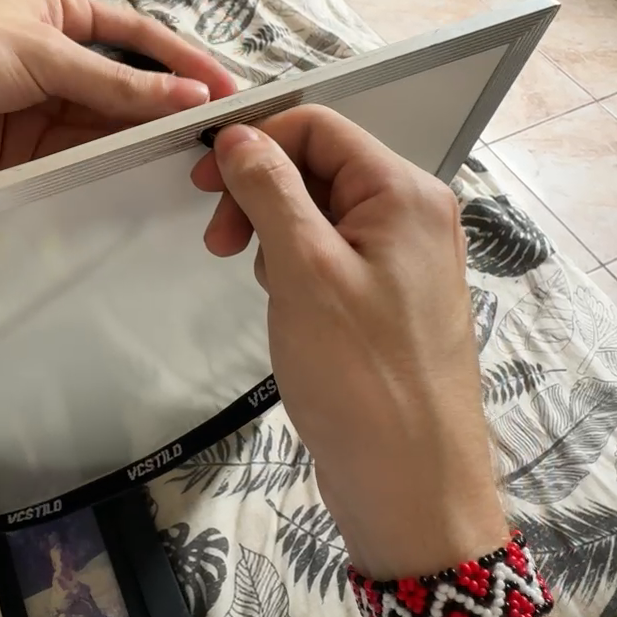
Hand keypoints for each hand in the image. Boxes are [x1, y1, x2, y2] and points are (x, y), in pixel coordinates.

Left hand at [0, 0, 236, 177]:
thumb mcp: (44, 53)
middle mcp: (58, 58)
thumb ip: (116, 84)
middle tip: (216, 129)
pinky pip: (79, 152)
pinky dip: (107, 159)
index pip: (137, 38)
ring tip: (189, 151)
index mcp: (62, 16)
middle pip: (126, 83)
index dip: (183, 60)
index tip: (225, 85)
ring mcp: (44, 105)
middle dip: (166, 103)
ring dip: (141, 134)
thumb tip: (188, 97)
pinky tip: (140, 165)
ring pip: (106, 121)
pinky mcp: (27, 148)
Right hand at [190, 106, 504, 580]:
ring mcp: (399, 255)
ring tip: (256, 276)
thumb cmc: (361, 375)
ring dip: (270, 227)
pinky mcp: (384, 292)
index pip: (316, 127)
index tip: (205, 181)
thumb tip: (237, 134)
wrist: (411, 489)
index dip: (256, 141)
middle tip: (219, 240)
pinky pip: (327, 247)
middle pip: (315, 164)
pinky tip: (281, 295)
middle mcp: (409, 213)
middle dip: (258, 191)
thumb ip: (269, 189)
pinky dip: (291, 259)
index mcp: (403, 193)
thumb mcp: (303, 269)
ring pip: (316, 207)